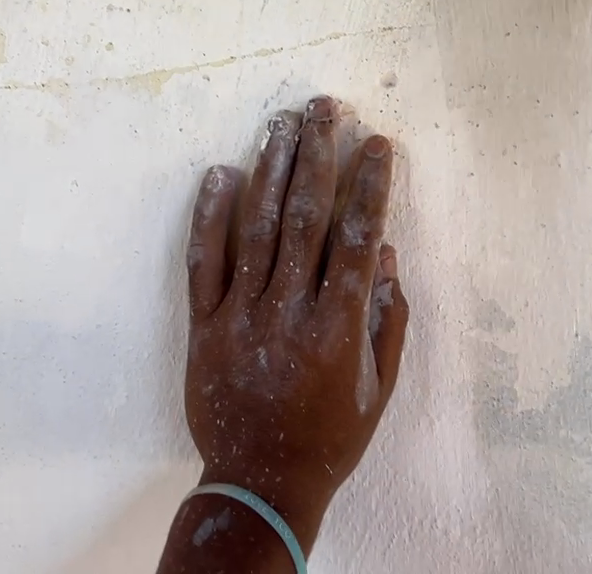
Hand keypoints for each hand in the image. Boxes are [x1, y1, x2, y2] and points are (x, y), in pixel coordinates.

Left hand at [179, 96, 408, 552]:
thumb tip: (385, 255)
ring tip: (281, 123)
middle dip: (317, 155)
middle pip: (305, 217)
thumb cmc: (329, 438)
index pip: (356, 237)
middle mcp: (289, 311)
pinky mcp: (204, 324)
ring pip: (257, 227)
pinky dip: (210, 215)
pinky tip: (219, 172)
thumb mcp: (377, 390)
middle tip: (323, 107)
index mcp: (337, 327)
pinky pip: (204, 261)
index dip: (368, 184)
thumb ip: (387, 321)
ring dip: (270, 168)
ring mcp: (240, 314)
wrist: (257, 484)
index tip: (375, 141)